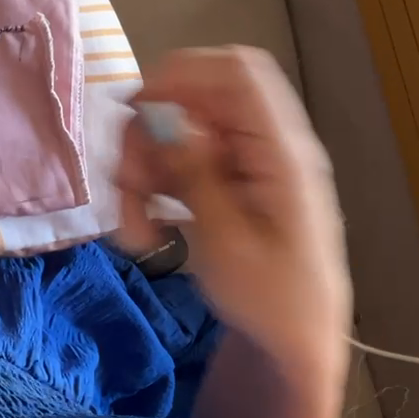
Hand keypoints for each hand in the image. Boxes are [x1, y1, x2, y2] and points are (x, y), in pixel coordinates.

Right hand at [116, 46, 351, 370]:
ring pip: (174, 138)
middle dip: (146, 138)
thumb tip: (171, 120)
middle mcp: (260, 147)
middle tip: (126, 186)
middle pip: (192, 103)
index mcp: (279, 150)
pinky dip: (150, 192)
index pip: (236, 72)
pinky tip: (145, 233)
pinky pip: (175, 168)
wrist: (292, 345)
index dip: (182, 74)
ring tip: (133, 227)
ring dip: (141, 172)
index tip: (134, 111)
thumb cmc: (272, 299)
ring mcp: (240, 167)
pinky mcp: (223, 187)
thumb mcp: (228, 241)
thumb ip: (199, 175)